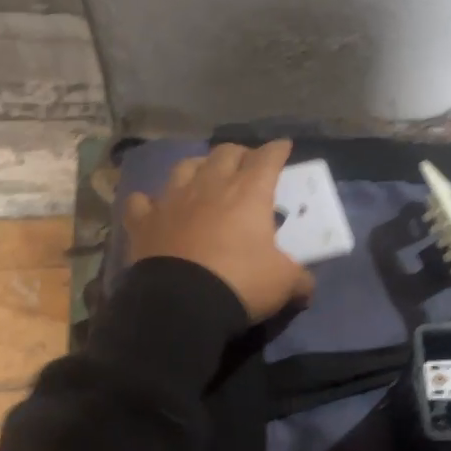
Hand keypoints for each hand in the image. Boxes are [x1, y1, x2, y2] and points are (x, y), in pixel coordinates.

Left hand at [123, 140, 313, 320]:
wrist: (182, 304)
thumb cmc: (241, 283)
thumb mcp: (283, 283)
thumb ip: (299, 278)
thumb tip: (308, 285)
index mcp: (249, 193)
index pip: (267, 159)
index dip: (277, 151)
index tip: (283, 147)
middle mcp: (210, 186)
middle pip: (225, 153)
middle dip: (239, 154)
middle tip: (247, 165)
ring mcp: (173, 200)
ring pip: (185, 167)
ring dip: (198, 167)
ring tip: (204, 177)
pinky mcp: (144, 221)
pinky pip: (142, 201)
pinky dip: (150, 202)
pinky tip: (154, 207)